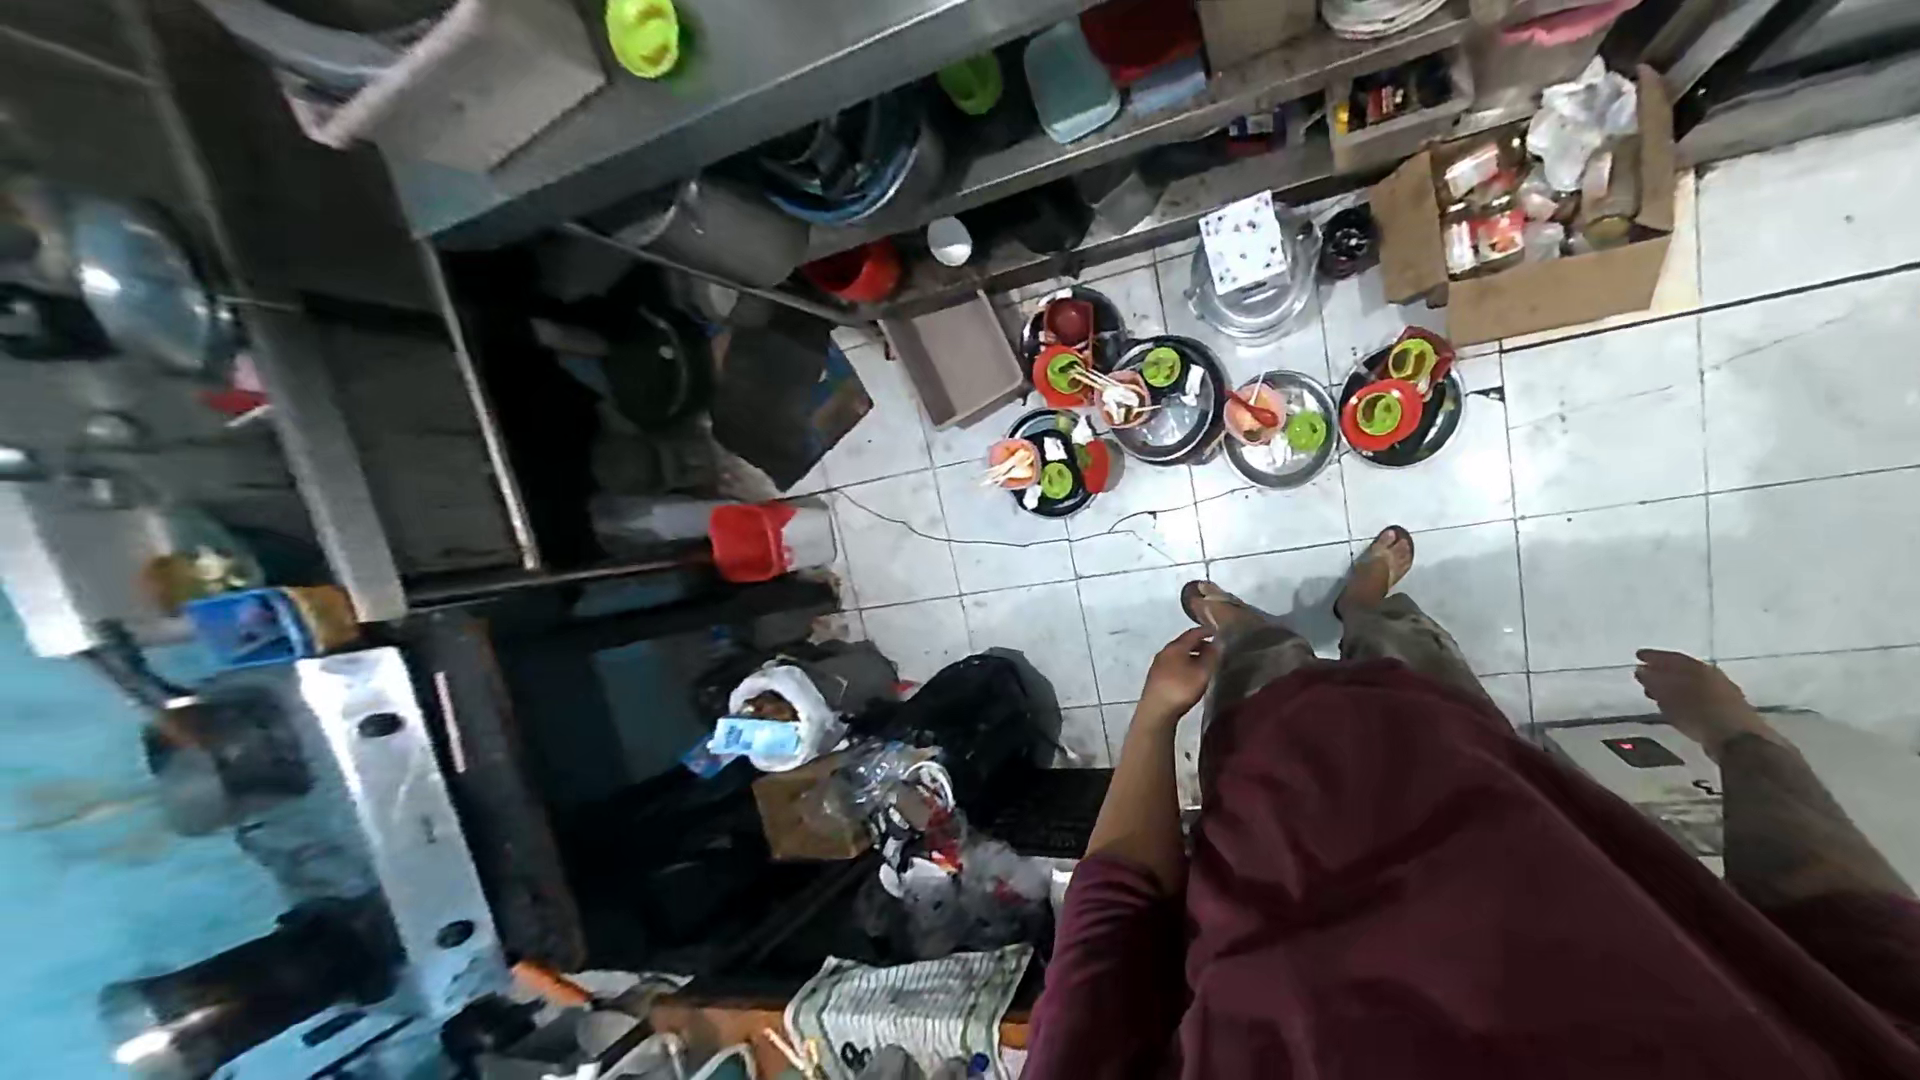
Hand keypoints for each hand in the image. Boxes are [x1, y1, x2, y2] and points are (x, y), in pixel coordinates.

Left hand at [1139, 627, 1219, 721]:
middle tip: (1213, 647)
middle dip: (1199, 643)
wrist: (1156, 710)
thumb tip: (1216, 643)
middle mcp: (1164, 652)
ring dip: (1191, 654)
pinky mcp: (1155, 676)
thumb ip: (1211, 656)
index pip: (1192, 633)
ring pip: (1178, 654)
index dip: (1206, 631)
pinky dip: (1184, 663)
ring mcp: (1157, 664)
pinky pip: (1173, 663)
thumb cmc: (1181, 688)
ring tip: (1205, 661)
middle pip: (1183, 643)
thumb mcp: (1202, 672)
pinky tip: (1190, 673)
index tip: (1217, 631)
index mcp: (1175, 647)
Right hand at [1634, 649, 1775, 757]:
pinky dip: (1685, 696)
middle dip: (1664, 670)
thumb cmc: (1697, 714)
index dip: (1654, 656)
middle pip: (1685, 669)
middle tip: (1644, 672)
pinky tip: (1675, 704)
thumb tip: (1641, 670)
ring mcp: (1725, 694)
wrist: (1740, 741)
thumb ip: (1653, 681)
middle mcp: (1715, 677)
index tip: (1638, 655)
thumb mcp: (1667, 696)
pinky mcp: (1729, 709)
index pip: (1673, 657)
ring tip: (1655, 690)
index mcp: (1699, 669)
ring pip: (1693, 683)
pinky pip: (1700, 696)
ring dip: (1673, 685)